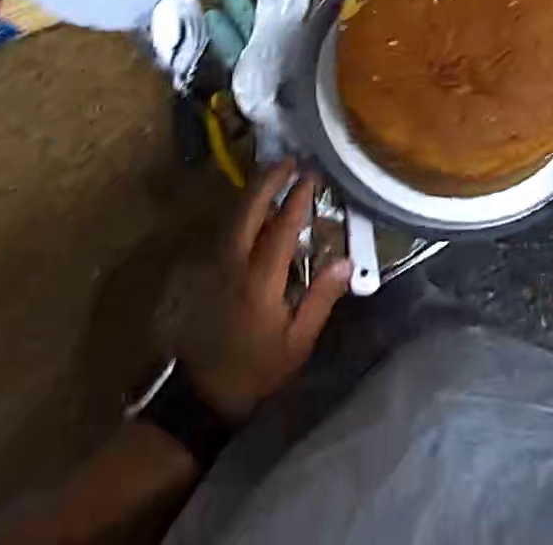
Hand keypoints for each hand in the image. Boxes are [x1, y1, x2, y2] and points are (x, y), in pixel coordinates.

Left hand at [181, 162, 350, 424]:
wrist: (205, 390)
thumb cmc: (258, 367)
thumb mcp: (298, 341)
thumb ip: (321, 298)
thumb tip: (347, 263)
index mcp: (260, 280)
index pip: (281, 228)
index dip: (297, 200)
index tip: (311, 177)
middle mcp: (235, 263)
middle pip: (249, 209)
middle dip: (269, 180)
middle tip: (290, 162)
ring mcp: (217, 264)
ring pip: (234, 215)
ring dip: (255, 191)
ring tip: (276, 174)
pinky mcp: (209, 270)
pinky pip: (229, 229)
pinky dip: (245, 210)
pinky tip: (258, 208)